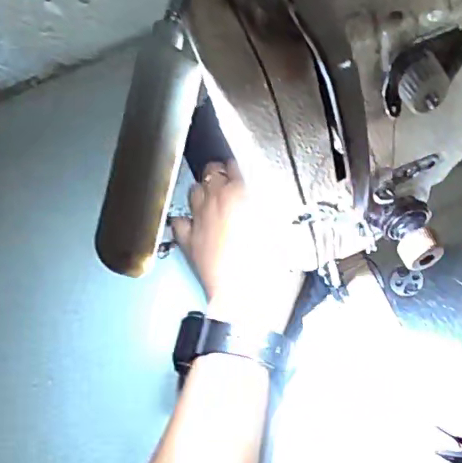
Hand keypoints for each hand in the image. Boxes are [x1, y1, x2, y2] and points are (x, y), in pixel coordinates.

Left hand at [171, 161, 307, 332]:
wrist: (244, 297)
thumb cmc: (266, 269)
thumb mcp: (281, 234)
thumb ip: (270, 212)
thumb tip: (268, 205)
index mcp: (241, 194)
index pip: (236, 165)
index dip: (240, 169)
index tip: (244, 173)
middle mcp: (216, 200)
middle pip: (210, 171)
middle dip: (218, 174)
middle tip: (227, 183)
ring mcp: (198, 218)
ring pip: (193, 190)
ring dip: (203, 192)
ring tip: (212, 201)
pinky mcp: (187, 239)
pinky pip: (180, 220)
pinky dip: (186, 219)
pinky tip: (194, 224)